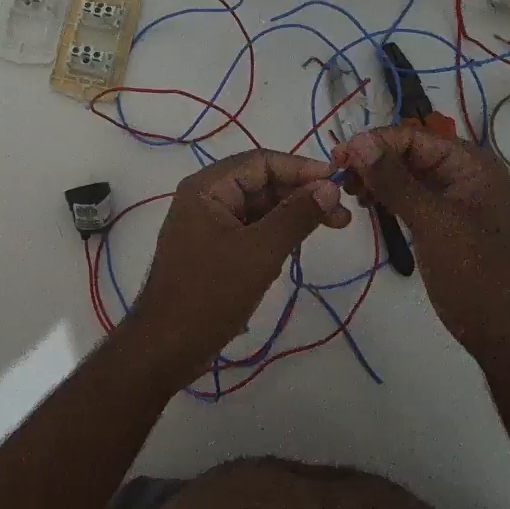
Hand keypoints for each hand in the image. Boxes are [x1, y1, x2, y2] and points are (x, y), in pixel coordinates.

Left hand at [123, 149, 351, 384]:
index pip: (260, 162)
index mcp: (207, 187)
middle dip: (301, 192)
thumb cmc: (210, 293)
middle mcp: (205, 197)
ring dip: (293, 212)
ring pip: (258, 206)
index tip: (339, 181)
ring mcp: (208, 223)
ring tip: (333, 226)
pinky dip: (276, 232)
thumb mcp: (259, 253)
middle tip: (343, 212)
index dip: (301, 168)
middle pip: (260, 182)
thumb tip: (330, 186)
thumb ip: (296, 216)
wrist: (166, 346)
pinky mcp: (213, 248)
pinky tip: (300, 242)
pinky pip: (250, 228)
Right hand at [334, 124, 509, 357]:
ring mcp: (451, 198)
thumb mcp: (433, 222)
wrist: (507, 334)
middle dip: (372, 160)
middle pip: (406, 152)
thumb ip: (394, 180)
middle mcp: (461, 173)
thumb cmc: (477, 272)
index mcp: (470, 163)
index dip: (374, 143)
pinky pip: (407, 195)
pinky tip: (365, 205)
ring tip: (349, 193)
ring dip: (374, 178)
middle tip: (338, 178)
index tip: (338, 159)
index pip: (412, 137)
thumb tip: (358, 141)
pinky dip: (384, 196)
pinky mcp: (440, 221)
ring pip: (403, 174)